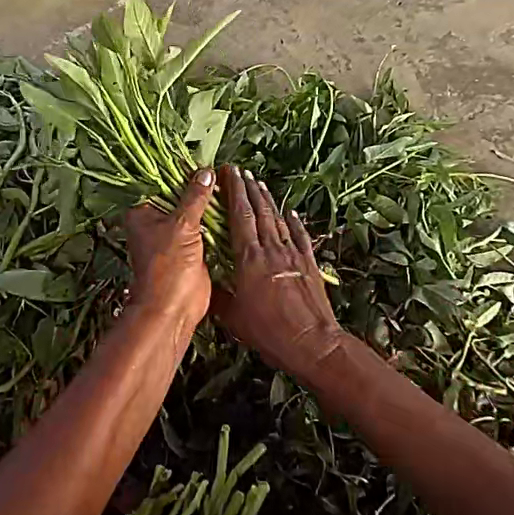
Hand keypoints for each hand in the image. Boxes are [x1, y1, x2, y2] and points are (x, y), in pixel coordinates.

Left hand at [122, 167, 215, 327]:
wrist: (173, 307)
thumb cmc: (167, 267)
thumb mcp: (182, 224)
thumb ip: (195, 196)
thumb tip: (206, 173)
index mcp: (142, 213)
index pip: (160, 182)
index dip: (180, 171)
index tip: (201, 161)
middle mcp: (155, 222)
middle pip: (179, 196)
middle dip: (199, 187)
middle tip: (219, 172)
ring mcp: (174, 236)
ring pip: (194, 212)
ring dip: (210, 204)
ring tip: (228, 185)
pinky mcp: (191, 249)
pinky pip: (205, 228)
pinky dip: (216, 221)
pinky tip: (231, 208)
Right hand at [217, 165, 343, 375]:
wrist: (312, 342)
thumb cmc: (269, 332)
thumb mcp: (233, 318)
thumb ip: (217, 296)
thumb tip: (201, 283)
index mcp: (250, 259)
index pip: (240, 217)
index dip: (233, 192)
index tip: (227, 173)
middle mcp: (272, 250)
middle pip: (260, 212)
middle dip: (248, 189)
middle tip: (240, 171)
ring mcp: (293, 256)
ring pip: (279, 220)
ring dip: (268, 201)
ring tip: (260, 184)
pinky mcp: (309, 265)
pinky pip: (300, 237)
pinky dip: (294, 223)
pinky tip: (291, 213)